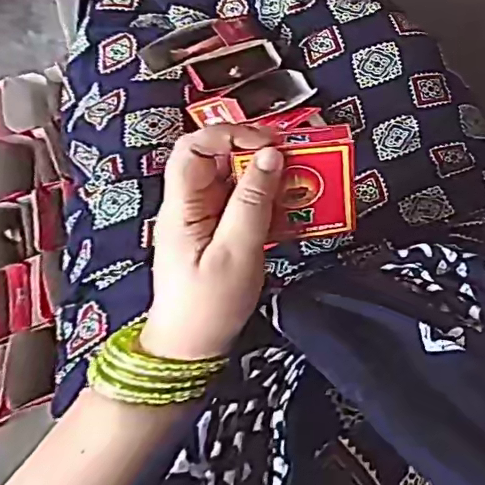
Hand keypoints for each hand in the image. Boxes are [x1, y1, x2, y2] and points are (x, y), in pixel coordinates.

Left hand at [138, 125, 285, 360]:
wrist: (190, 350)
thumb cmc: (206, 306)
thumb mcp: (236, 252)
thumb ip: (253, 201)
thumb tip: (270, 155)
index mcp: (183, 206)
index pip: (194, 147)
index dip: (230, 135)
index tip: (268, 144)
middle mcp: (192, 204)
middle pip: (220, 157)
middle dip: (260, 152)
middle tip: (295, 157)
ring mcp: (207, 216)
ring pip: (238, 177)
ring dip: (271, 176)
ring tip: (300, 182)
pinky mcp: (222, 229)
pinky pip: (247, 200)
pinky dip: (271, 199)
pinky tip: (291, 209)